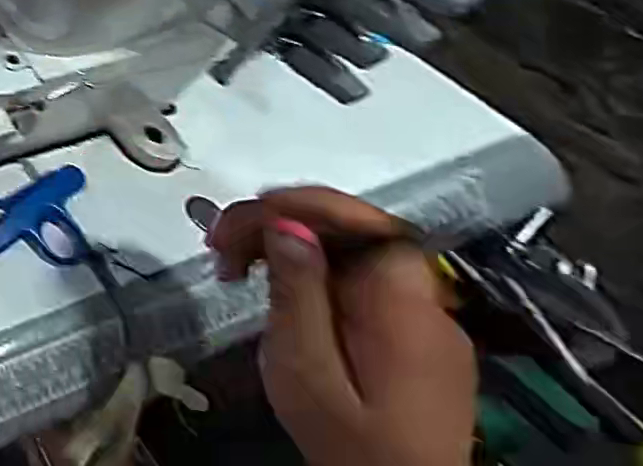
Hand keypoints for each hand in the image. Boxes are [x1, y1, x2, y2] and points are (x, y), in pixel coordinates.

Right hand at [209, 187, 475, 465]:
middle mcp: (422, 302)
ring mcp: (418, 316)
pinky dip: (303, 266)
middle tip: (220, 242)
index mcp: (403, 306)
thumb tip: (287, 225)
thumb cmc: (351, 446)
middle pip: (347, 229)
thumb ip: (298, 292)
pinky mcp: (404, 332)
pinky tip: (267, 282)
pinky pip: (350, 274)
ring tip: (231, 263)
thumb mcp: (306, 368)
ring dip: (283, 241)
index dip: (306, 203)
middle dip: (277, 221)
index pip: (366, 221)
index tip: (250, 213)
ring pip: (344, 247)